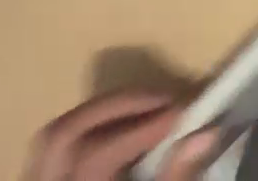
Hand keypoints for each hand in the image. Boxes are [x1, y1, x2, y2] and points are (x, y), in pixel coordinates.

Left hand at [25, 93, 221, 180]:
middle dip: (116, 107)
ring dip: (103, 114)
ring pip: (52, 139)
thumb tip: (205, 132)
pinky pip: (55, 154)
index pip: (95, 158)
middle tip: (163, 101)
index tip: (181, 112)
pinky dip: (91, 132)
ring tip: (147, 110)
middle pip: (63, 135)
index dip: (138, 129)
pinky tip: (124, 134)